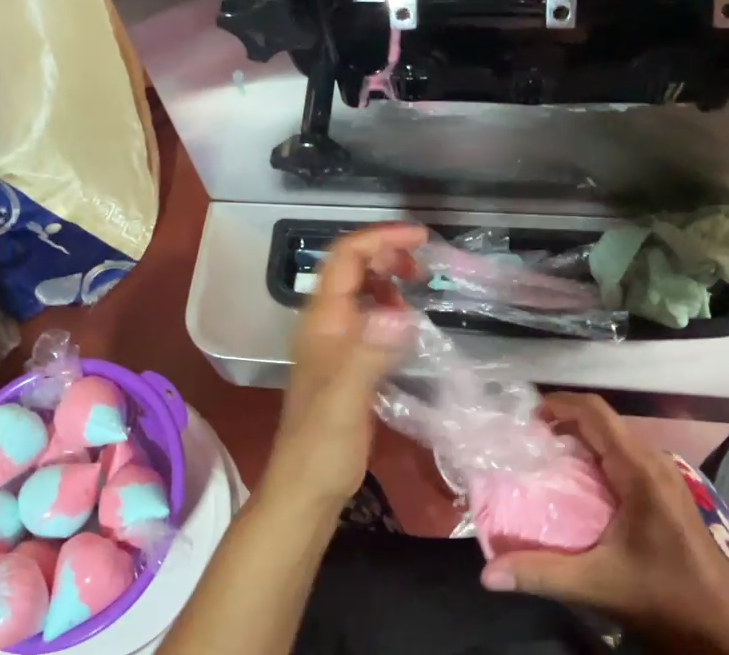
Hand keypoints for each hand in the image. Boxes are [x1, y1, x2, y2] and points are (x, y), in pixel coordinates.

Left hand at [259, 223, 425, 515]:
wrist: (305, 490)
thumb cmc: (322, 446)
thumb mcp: (347, 400)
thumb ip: (370, 355)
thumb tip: (402, 314)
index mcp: (321, 321)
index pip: (346, 257)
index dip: (380, 238)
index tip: (421, 237)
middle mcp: (324, 323)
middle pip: (351, 267)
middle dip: (386, 253)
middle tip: (422, 266)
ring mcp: (333, 342)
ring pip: (359, 290)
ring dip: (387, 278)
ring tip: (418, 287)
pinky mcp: (345, 362)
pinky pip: (367, 317)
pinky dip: (388, 307)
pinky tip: (406, 325)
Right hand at [480, 394, 728, 653]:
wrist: (723, 631)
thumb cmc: (664, 598)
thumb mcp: (597, 584)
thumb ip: (541, 572)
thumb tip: (487, 574)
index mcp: (640, 470)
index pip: (595, 412)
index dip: (557, 404)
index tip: (523, 420)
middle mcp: (655, 462)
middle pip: (603, 421)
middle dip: (562, 422)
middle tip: (526, 441)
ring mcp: (665, 477)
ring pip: (614, 438)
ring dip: (579, 439)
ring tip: (544, 457)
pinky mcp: (667, 493)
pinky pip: (625, 456)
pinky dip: (595, 457)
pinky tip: (577, 484)